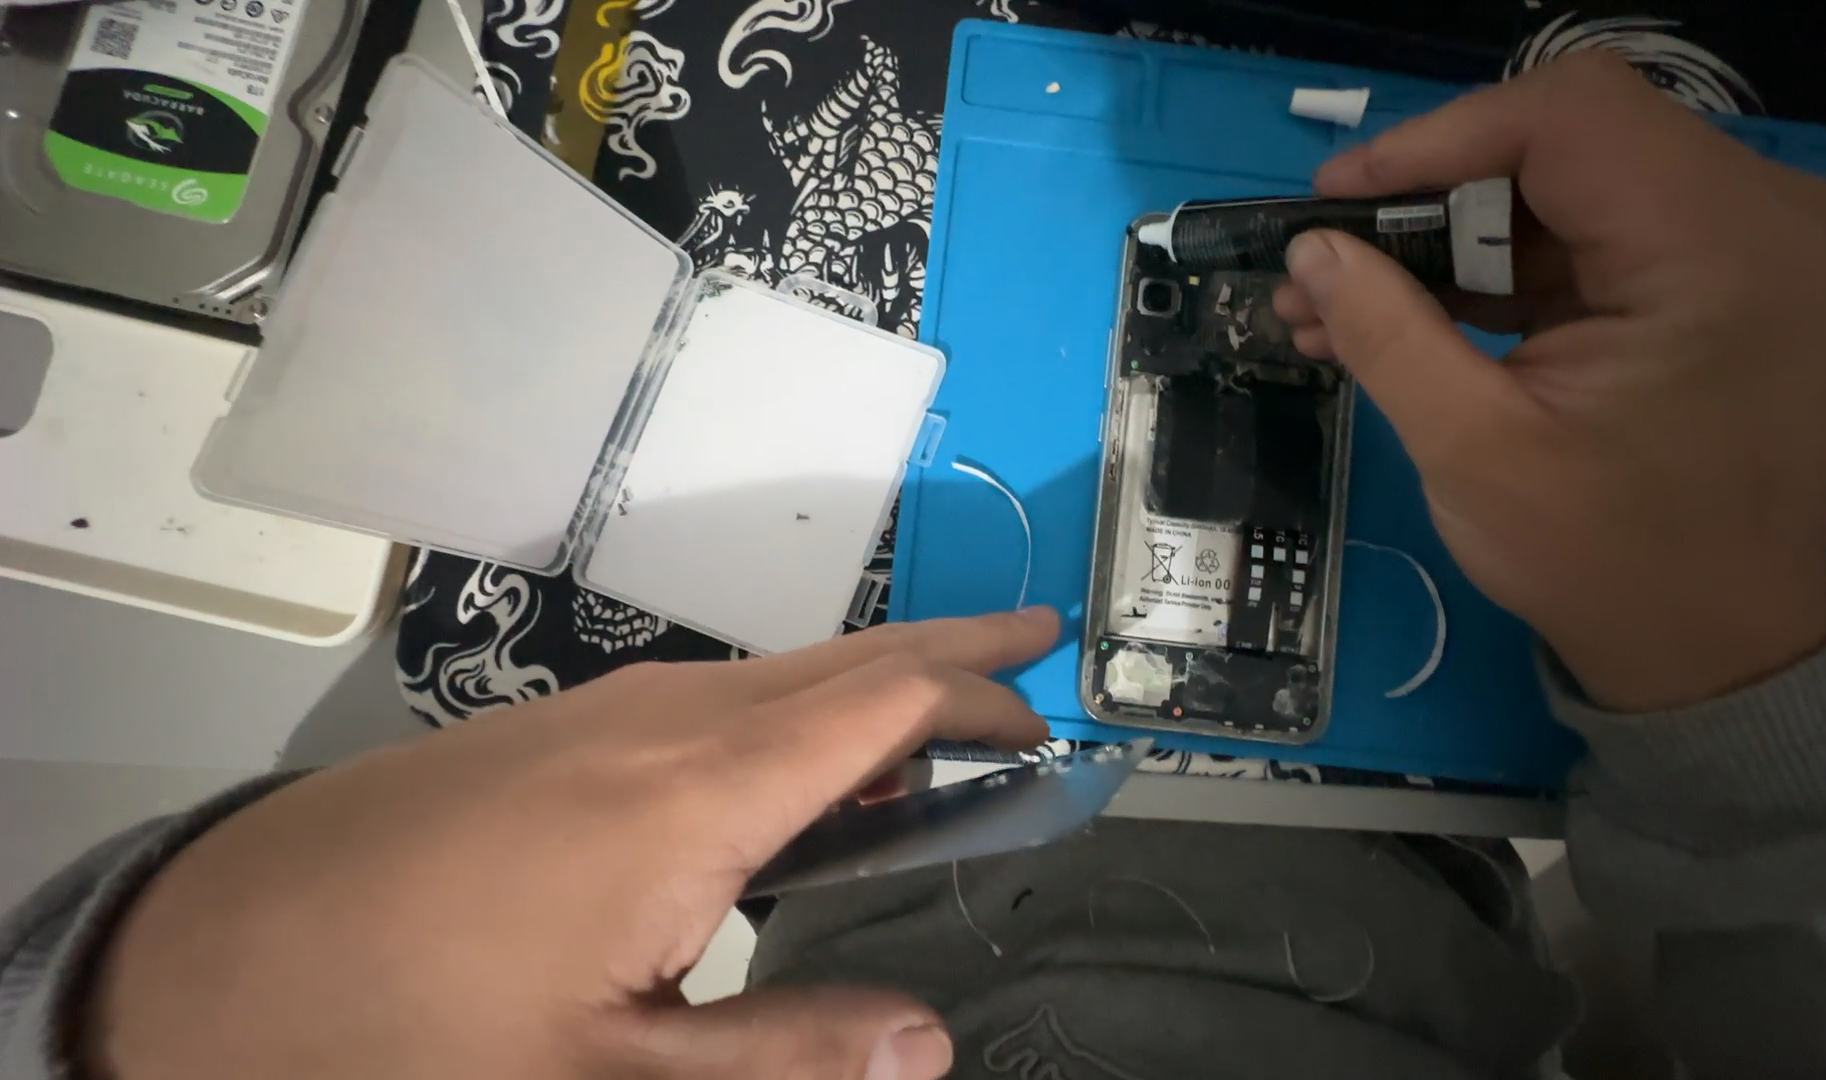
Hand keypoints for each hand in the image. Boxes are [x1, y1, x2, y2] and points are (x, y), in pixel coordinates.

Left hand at [90, 608, 1060, 1079]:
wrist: (214, 940)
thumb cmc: (407, 1026)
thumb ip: (783, 1057)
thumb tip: (929, 1044)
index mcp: (710, 788)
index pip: (887, 705)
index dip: (979, 700)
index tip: (1044, 716)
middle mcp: (690, 712)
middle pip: (861, 655)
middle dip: (964, 647)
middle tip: (1037, 643)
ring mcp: (642, 698)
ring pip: (808, 667)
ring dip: (893, 683)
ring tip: (956, 729)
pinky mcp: (605, 711)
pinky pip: (752, 692)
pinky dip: (825, 709)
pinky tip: (829, 769)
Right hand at [1271, 53, 1825, 710]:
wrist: (1700, 638)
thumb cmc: (1591, 554)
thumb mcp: (1464, 444)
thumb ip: (1382, 332)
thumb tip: (1308, 251)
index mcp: (1721, 247)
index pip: (1567, 118)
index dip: (1429, 143)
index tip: (1327, 200)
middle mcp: (1761, 217)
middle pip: (1561, 149)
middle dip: (1419, 204)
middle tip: (1318, 265)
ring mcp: (1741, 249)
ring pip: (1556, 198)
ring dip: (1436, 247)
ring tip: (1331, 306)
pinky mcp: (1707, 286)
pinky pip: (1574, 249)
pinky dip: (1478, 279)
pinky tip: (1396, 319)